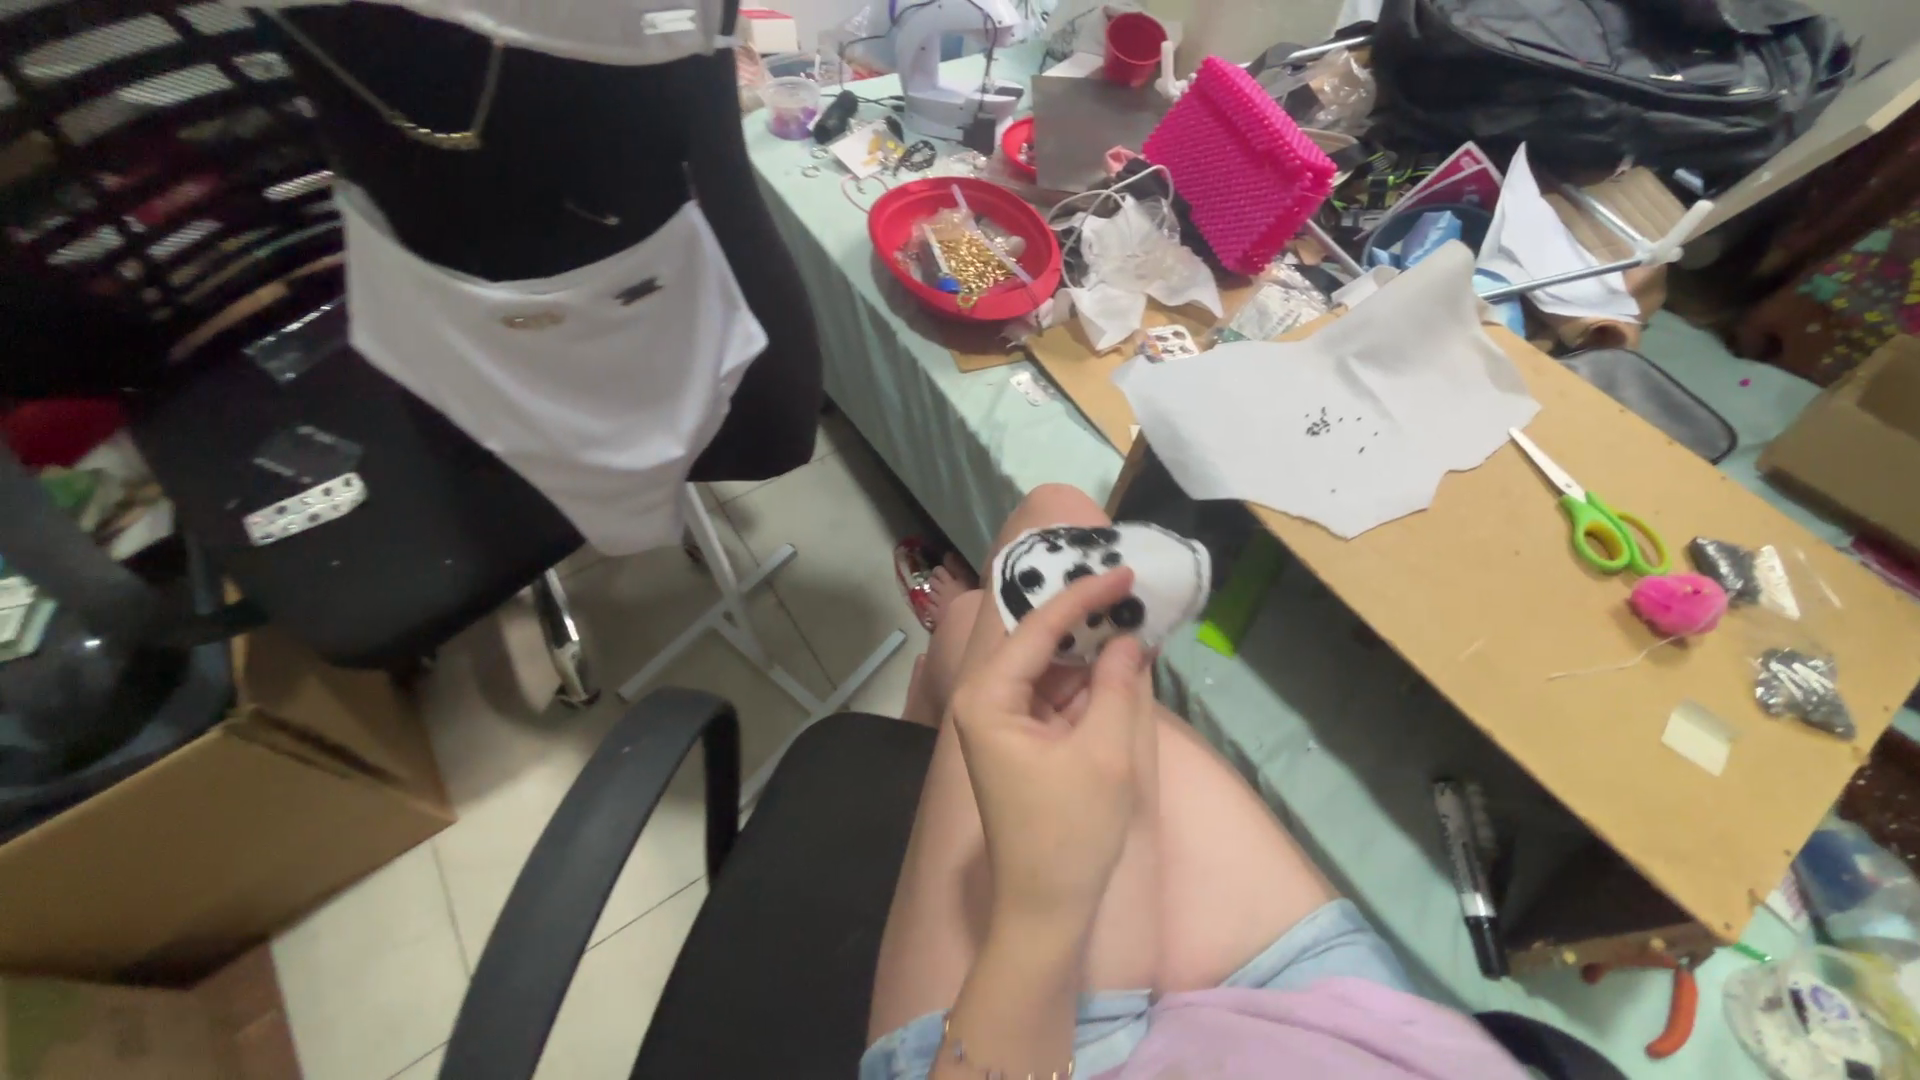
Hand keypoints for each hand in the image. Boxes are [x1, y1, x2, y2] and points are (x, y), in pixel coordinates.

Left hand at [950, 568, 1156, 926]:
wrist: (1044, 910)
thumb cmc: (1070, 834)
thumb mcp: (1105, 754)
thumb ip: (1117, 686)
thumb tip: (1130, 639)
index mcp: (987, 697)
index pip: (1038, 629)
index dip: (1082, 596)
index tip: (1124, 572)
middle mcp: (983, 699)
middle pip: (1036, 640)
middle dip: (1082, 615)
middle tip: (1129, 587)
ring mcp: (999, 718)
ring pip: (1047, 664)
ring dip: (1087, 645)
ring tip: (1131, 613)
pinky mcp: (1020, 737)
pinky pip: (1052, 692)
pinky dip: (1085, 678)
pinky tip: (1117, 658)